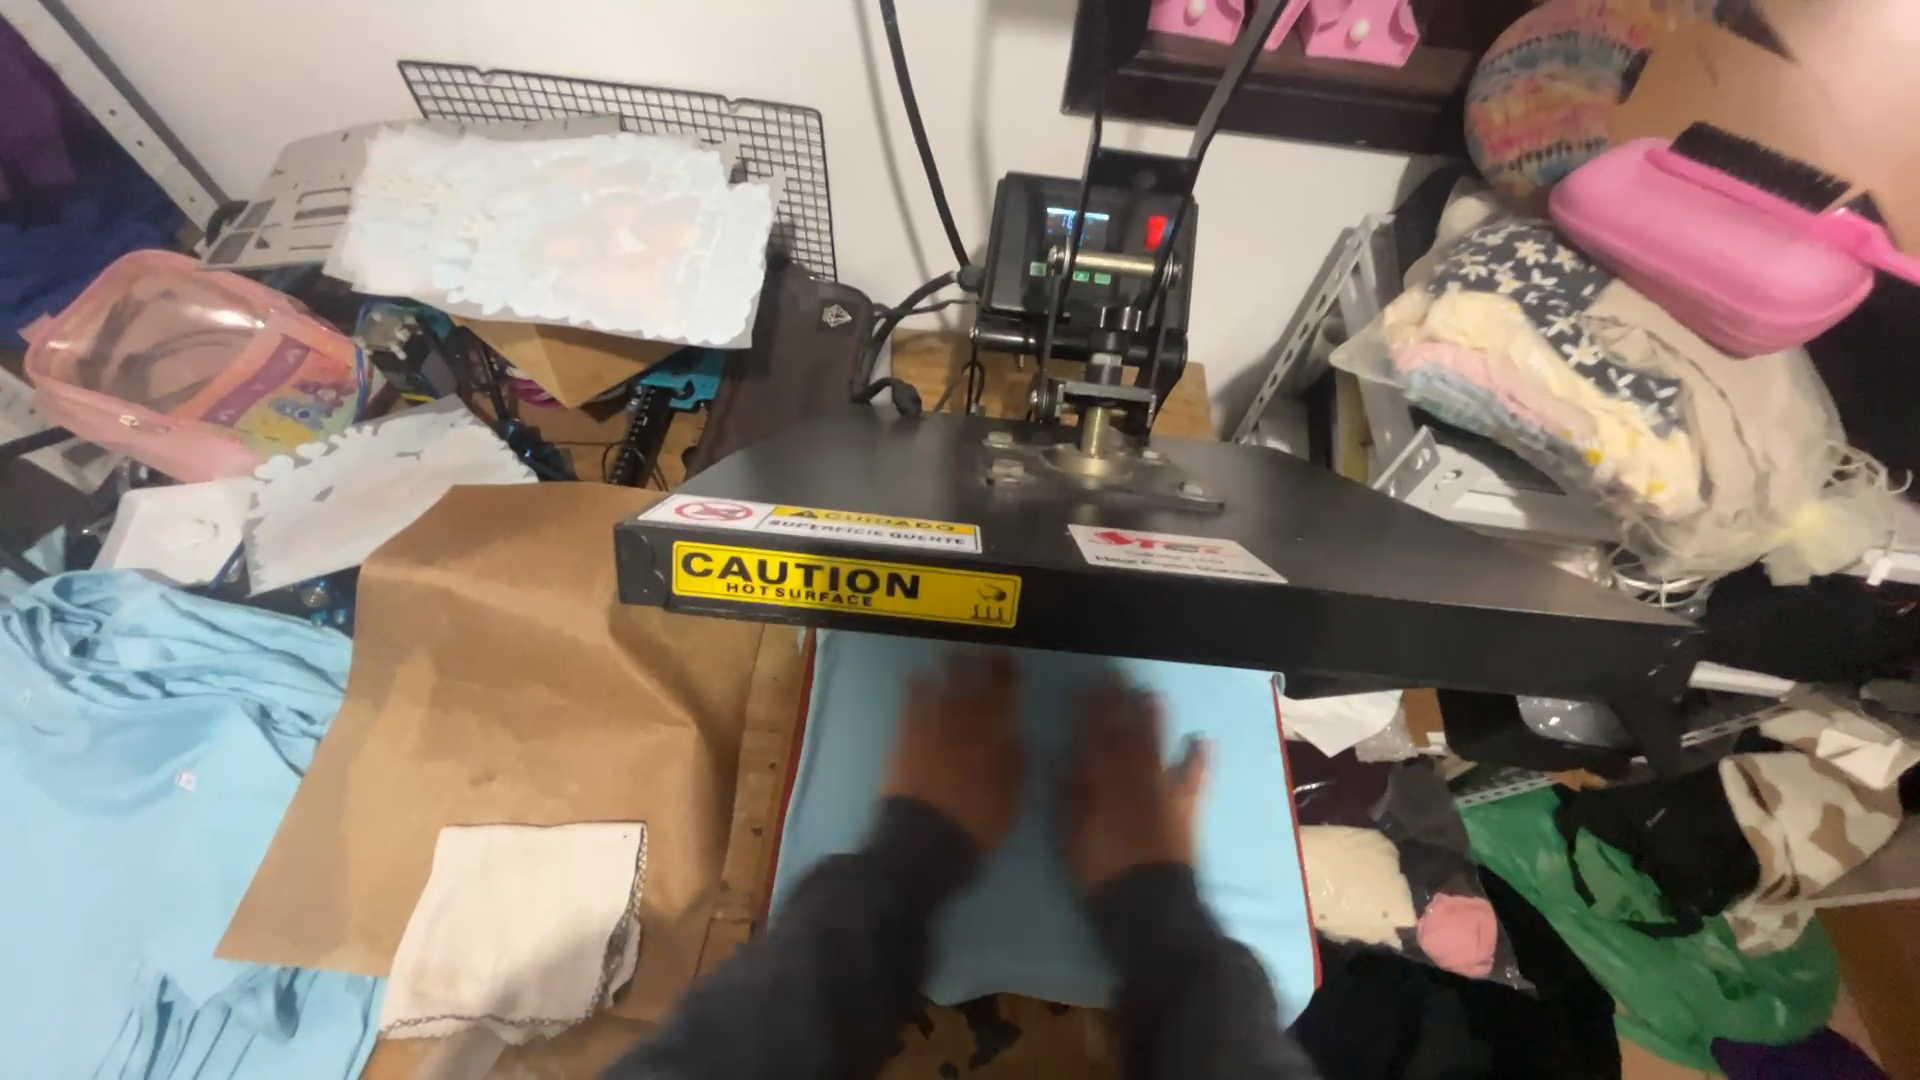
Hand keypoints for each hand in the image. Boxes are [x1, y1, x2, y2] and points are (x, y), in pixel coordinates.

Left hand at [883, 651, 1023, 851]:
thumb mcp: (1007, 805)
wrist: (922, 844)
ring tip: (951, 653)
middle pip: (971, 689)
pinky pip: (911, 707)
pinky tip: (916, 677)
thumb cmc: (971, 829)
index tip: (1007, 659)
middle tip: (979, 648)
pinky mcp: (905, 742)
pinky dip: (915, 690)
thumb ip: (1014, 768)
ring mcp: (930, 734)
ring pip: (941, 692)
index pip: (1001, 702)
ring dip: (947, 672)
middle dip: (977, 667)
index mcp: (990, 745)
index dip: (1005, 677)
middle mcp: (961, 731)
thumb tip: (1017, 738)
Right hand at [1066, 677, 1209, 889]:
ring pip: (1156, 748)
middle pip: (1125, 735)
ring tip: (1152, 695)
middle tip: (1117, 678)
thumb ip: (1073, 797)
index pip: (1094, 739)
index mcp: (1103, 785)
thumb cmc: (1102, 873)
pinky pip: (1192, 780)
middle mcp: (1133, 780)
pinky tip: (1202, 740)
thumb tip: (1071, 761)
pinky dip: (1197, 760)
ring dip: (1154, 721)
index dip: (1090, 712)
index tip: (1087, 687)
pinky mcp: (1184, 810)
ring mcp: (1162, 793)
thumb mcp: (1073, 837)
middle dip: (1120, 705)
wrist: (1149, 908)